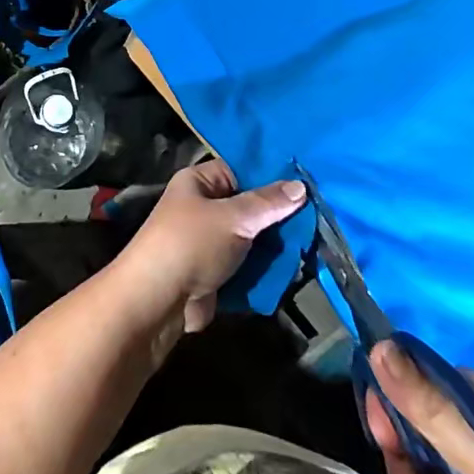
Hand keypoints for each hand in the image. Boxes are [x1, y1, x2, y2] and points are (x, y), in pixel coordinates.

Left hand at [116, 159, 305, 332]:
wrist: (156, 304)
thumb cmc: (191, 245)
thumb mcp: (234, 217)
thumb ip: (269, 202)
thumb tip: (301, 186)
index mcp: (199, 182)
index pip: (241, 169)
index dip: (272, 175)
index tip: (307, 179)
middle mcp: (202, 208)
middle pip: (249, 205)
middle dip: (278, 214)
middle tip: (316, 214)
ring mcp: (209, 242)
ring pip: (251, 236)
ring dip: (274, 243)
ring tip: (311, 240)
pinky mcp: (215, 272)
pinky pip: (246, 263)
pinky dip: (265, 267)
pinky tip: (295, 264)